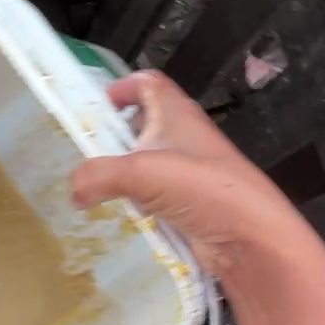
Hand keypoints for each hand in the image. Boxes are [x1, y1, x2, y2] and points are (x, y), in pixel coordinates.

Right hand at [69, 71, 309, 277]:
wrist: (251, 241)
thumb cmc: (204, 191)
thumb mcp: (142, 172)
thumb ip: (98, 175)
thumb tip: (73, 189)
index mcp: (177, 115)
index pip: (148, 84)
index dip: (123, 87)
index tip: (96, 105)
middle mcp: (183, 139)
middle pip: (142, 125)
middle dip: (113, 135)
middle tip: (83, 152)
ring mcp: (187, 174)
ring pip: (145, 164)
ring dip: (120, 173)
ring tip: (91, 186)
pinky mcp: (187, 206)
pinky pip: (152, 197)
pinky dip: (133, 203)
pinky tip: (117, 215)